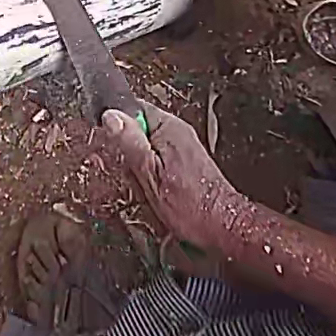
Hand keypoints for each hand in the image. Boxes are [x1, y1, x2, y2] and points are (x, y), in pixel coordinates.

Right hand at [102, 102, 243, 252]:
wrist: (223, 227)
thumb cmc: (190, 205)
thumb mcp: (149, 172)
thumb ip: (130, 141)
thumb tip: (111, 116)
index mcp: (168, 126)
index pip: (133, 108)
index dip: (120, 125)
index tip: (115, 144)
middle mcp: (178, 130)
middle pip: (140, 128)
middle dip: (130, 148)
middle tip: (134, 172)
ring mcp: (184, 145)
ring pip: (148, 145)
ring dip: (141, 163)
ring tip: (147, 185)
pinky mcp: (187, 161)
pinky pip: (160, 158)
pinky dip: (154, 172)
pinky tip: (158, 190)